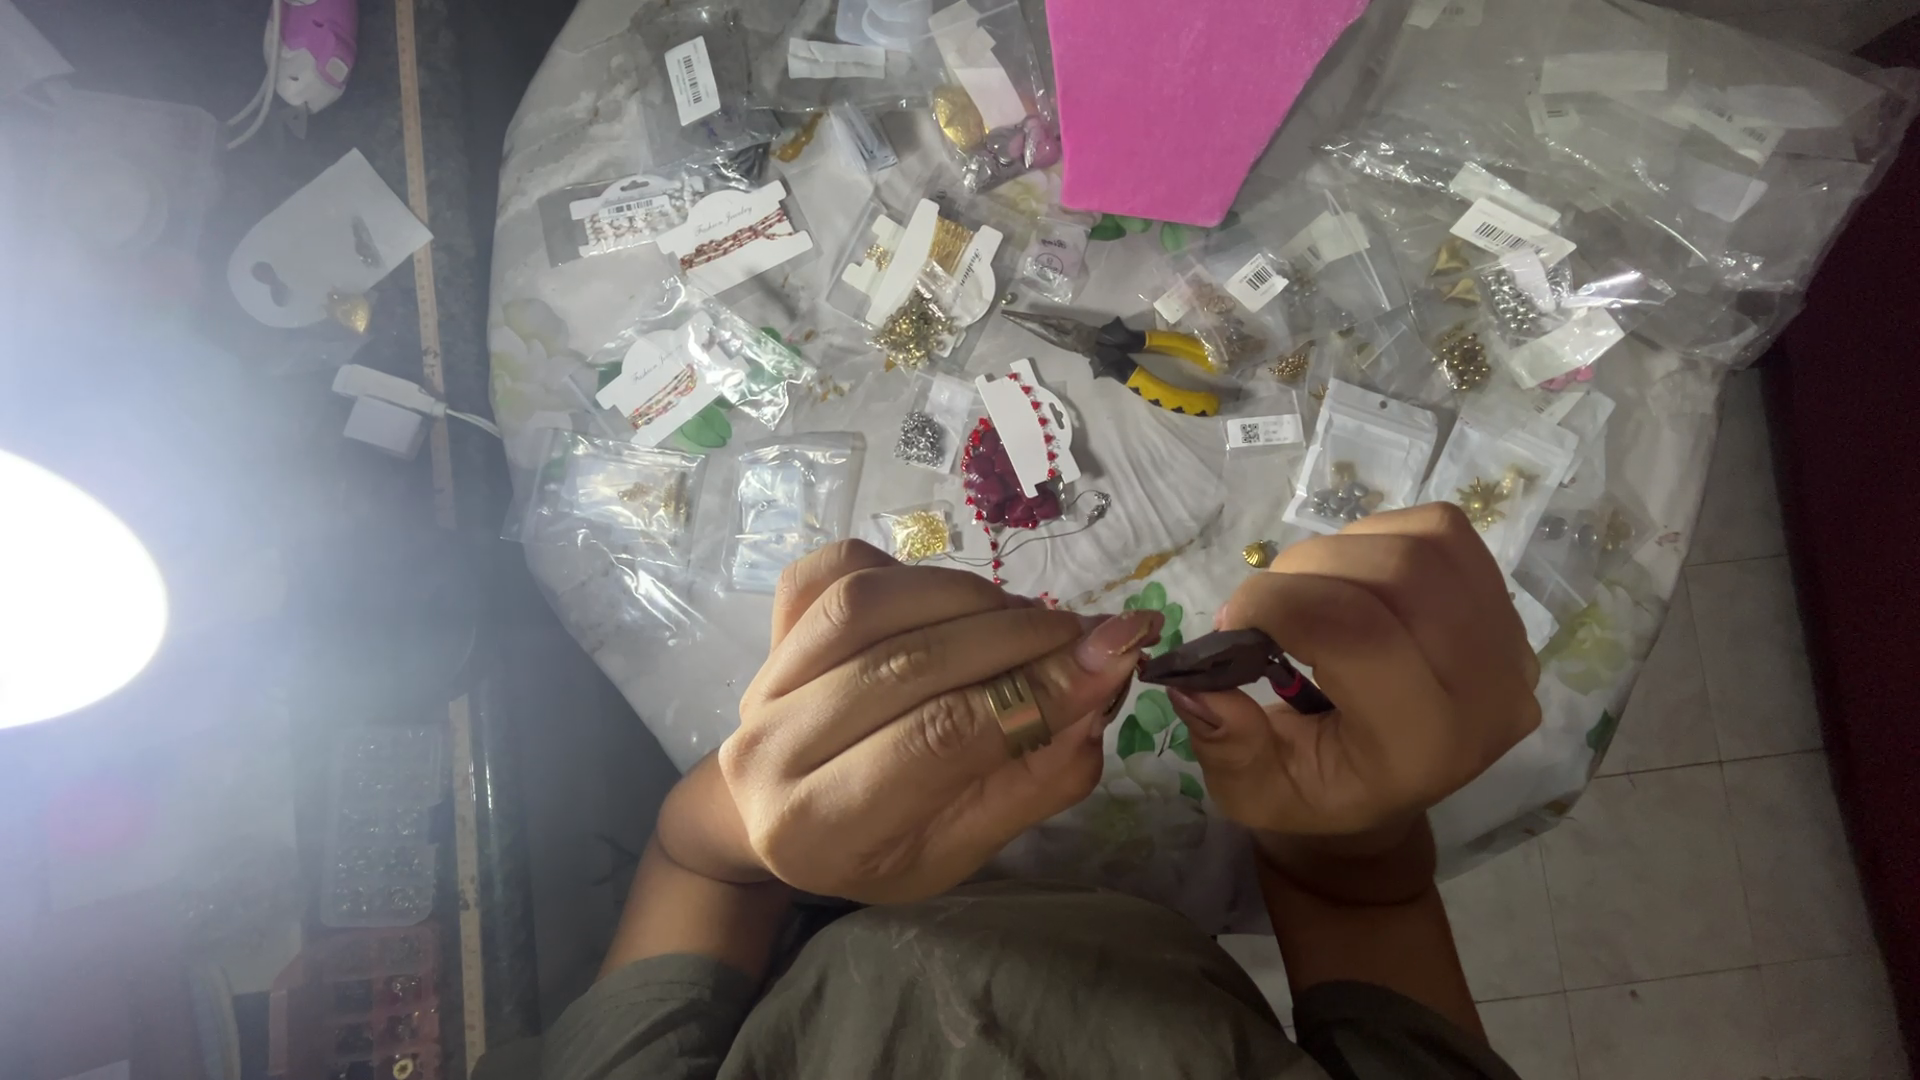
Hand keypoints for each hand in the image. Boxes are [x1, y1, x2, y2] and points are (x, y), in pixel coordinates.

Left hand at [694, 540, 1160, 903]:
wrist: (782, 812)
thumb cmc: (879, 845)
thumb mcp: (964, 846)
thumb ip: (1034, 774)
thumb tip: (1101, 682)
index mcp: (822, 827)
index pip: (941, 737)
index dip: (1036, 689)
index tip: (1115, 651)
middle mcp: (774, 749)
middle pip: (908, 663)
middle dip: (1013, 637)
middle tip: (1080, 632)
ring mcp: (764, 679)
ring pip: (869, 603)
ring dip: (965, 596)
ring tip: (1018, 619)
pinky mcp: (770, 626)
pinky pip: (837, 567)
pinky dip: (903, 568)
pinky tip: (943, 599)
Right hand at [1168, 504, 1540, 838]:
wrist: (1379, 793)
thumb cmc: (1310, 793)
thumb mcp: (1249, 789)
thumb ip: (1224, 742)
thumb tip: (1190, 681)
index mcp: (1420, 747)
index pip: (1357, 634)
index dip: (1276, 604)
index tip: (1230, 621)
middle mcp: (1487, 694)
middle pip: (1397, 573)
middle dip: (1302, 570)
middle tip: (1262, 606)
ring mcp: (1508, 647)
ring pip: (1421, 544)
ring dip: (1338, 550)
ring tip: (1304, 591)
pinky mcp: (1505, 611)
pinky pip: (1442, 532)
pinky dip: (1377, 536)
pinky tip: (1349, 577)